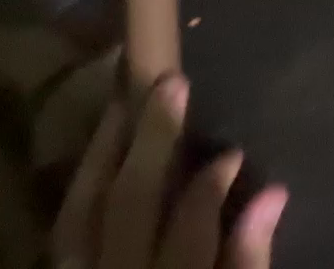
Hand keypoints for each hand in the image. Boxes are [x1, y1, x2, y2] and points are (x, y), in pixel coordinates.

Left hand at [53, 74, 287, 268]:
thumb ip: (247, 268)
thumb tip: (271, 196)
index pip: (187, 227)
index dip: (211, 183)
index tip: (232, 154)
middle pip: (127, 206)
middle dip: (150, 141)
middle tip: (171, 83)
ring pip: (78, 214)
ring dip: (101, 153)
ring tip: (123, 101)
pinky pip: (62, 237)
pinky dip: (80, 192)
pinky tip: (98, 161)